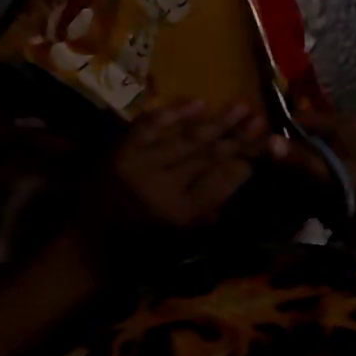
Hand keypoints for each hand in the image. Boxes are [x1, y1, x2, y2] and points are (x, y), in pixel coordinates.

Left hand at [84, 99, 268, 263]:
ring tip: (242, 106)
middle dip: (238, 137)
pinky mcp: (121, 151)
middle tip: (261, 118)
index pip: (222, 181)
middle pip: (209, 156)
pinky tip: (199, 102)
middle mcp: (163, 185)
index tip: (267, 144)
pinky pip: (152, 125)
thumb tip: (235, 178)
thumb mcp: (181, 239)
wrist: (88, 248)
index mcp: (180, 213)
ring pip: (186, 138)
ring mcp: (140, 164)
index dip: (246, 161)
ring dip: (217, 121)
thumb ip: (208, 209)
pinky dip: (175, 113)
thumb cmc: (141, 254)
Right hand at [272, 108, 355, 242]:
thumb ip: (302, 160)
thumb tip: (267, 140)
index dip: (280, 134)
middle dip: (291, 156)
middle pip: (309, 137)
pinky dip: (314, 182)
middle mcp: (351, 133)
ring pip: (316, 155)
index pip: (303, 119)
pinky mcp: (355, 173)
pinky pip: (326, 170)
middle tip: (269, 176)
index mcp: (349, 126)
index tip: (259, 155)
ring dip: (301, 173)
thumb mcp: (333, 179)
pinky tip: (303, 197)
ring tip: (282, 189)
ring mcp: (354, 153)